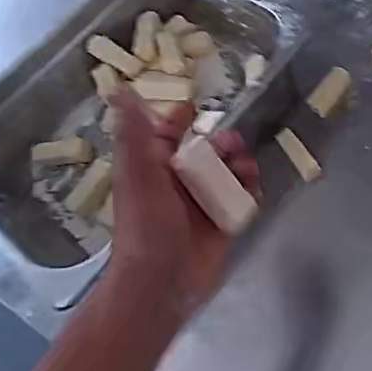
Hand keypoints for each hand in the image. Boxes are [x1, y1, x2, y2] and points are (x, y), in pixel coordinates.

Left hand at [102, 88, 258, 324]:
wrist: (162, 281)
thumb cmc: (145, 225)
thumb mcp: (137, 173)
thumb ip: (135, 132)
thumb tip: (119, 89)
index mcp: (153, 172)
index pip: (165, 138)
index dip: (177, 121)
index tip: (193, 107)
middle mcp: (178, 186)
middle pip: (204, 154)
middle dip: (220, 143)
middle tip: (232, 141)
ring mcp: (202, 206)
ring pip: (227, 174)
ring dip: (239, 164)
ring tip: (244, 164)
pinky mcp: (223, 225)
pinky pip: (242, 200)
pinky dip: (249, 190)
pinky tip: (252, 185)